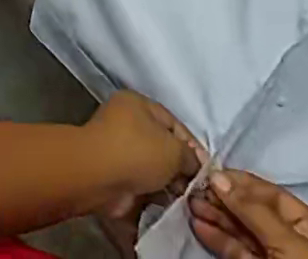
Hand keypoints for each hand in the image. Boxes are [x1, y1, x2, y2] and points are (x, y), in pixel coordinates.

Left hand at [85, 92, 205, 219]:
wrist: (99, 175)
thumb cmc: (137, 152)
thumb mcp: (174, 148)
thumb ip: (190, 156)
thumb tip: (195, 165)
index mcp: (136, 104)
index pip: (174, 122)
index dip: (193, 145)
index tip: (208, 169)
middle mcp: (127, 121)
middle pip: (165, 145)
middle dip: (184, 167)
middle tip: (199, 187)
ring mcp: (121, 147)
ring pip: (156, 165)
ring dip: (172, 182)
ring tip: (187, 197)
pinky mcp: (118, 171)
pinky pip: (146, 181)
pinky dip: (159, 191)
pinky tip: (172, 202)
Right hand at [190, 171, 307, 258]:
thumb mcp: (290, 246)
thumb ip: (254, 211)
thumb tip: (218, 177)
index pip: (274, 197)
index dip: (243, 183)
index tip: (211, 172)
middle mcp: (295, 247)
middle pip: (254, 213)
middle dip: (224, 199)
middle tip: (193, 188)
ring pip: (242, 233)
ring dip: (215, 217)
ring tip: (190, 204)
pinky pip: (237, 254)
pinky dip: (218, 239)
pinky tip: (199, 226)